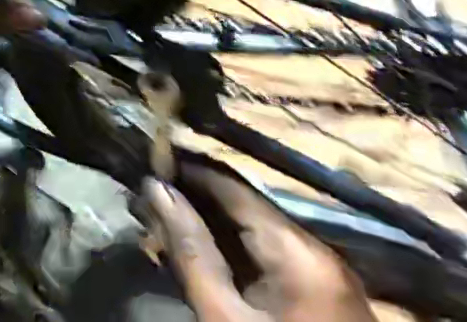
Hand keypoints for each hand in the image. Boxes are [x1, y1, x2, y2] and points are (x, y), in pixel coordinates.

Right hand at [143, 165, 378, 321]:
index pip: (228, 183)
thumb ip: (188, 246)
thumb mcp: (222, 317)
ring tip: (161, 220)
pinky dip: (231, 248)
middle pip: (242, 203)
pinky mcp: (323, 298)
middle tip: (144, 195)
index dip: (183, 168)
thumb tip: (154, 185)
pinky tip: (197, 251)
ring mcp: (325, 275)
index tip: (141, 159)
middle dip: (191, 196)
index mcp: (297, 250)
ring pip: (252, 228)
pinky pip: (267, 255)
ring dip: (207, 221)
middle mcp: (316, 250)